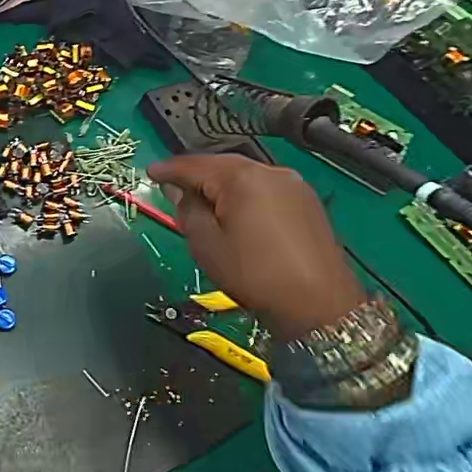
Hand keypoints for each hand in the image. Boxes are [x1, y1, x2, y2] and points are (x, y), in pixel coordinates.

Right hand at [148, 154, 365, 340]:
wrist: (320, 306)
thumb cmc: (254, 274)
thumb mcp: (207, 245)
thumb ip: (188, 210)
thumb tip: (178, 191)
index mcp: (242, 177)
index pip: (195, 165)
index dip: (170, 169)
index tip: (151, 171)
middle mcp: (270, 171)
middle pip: (223, 165)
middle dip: (196, 174)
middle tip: (173, 185)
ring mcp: (293, 185)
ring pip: (245, 176)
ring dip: (221, 184)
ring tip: (201, 199)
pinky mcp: (307, 201)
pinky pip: (264, 188)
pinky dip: (243, 193)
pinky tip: (234, 209)